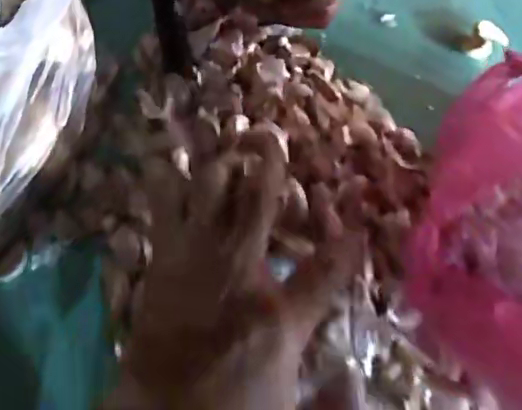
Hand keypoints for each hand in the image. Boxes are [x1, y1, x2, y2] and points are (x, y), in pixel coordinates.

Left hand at [109, 136, 360, 409]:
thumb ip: (328, 396)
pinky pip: (164, 203)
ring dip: (223, 164)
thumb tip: (356, 384)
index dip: (347, 245)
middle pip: (260, 200)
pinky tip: (166, 158)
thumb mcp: (287, 404)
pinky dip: (167, 178)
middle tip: (273, 139)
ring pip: (211, 187)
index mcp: (277, 315)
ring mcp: (197, 253)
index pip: (327, 271)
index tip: (358, 226)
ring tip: (230, 150)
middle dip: (270, 163)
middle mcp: (239, 268)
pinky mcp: (164, 253)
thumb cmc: (228, 408)